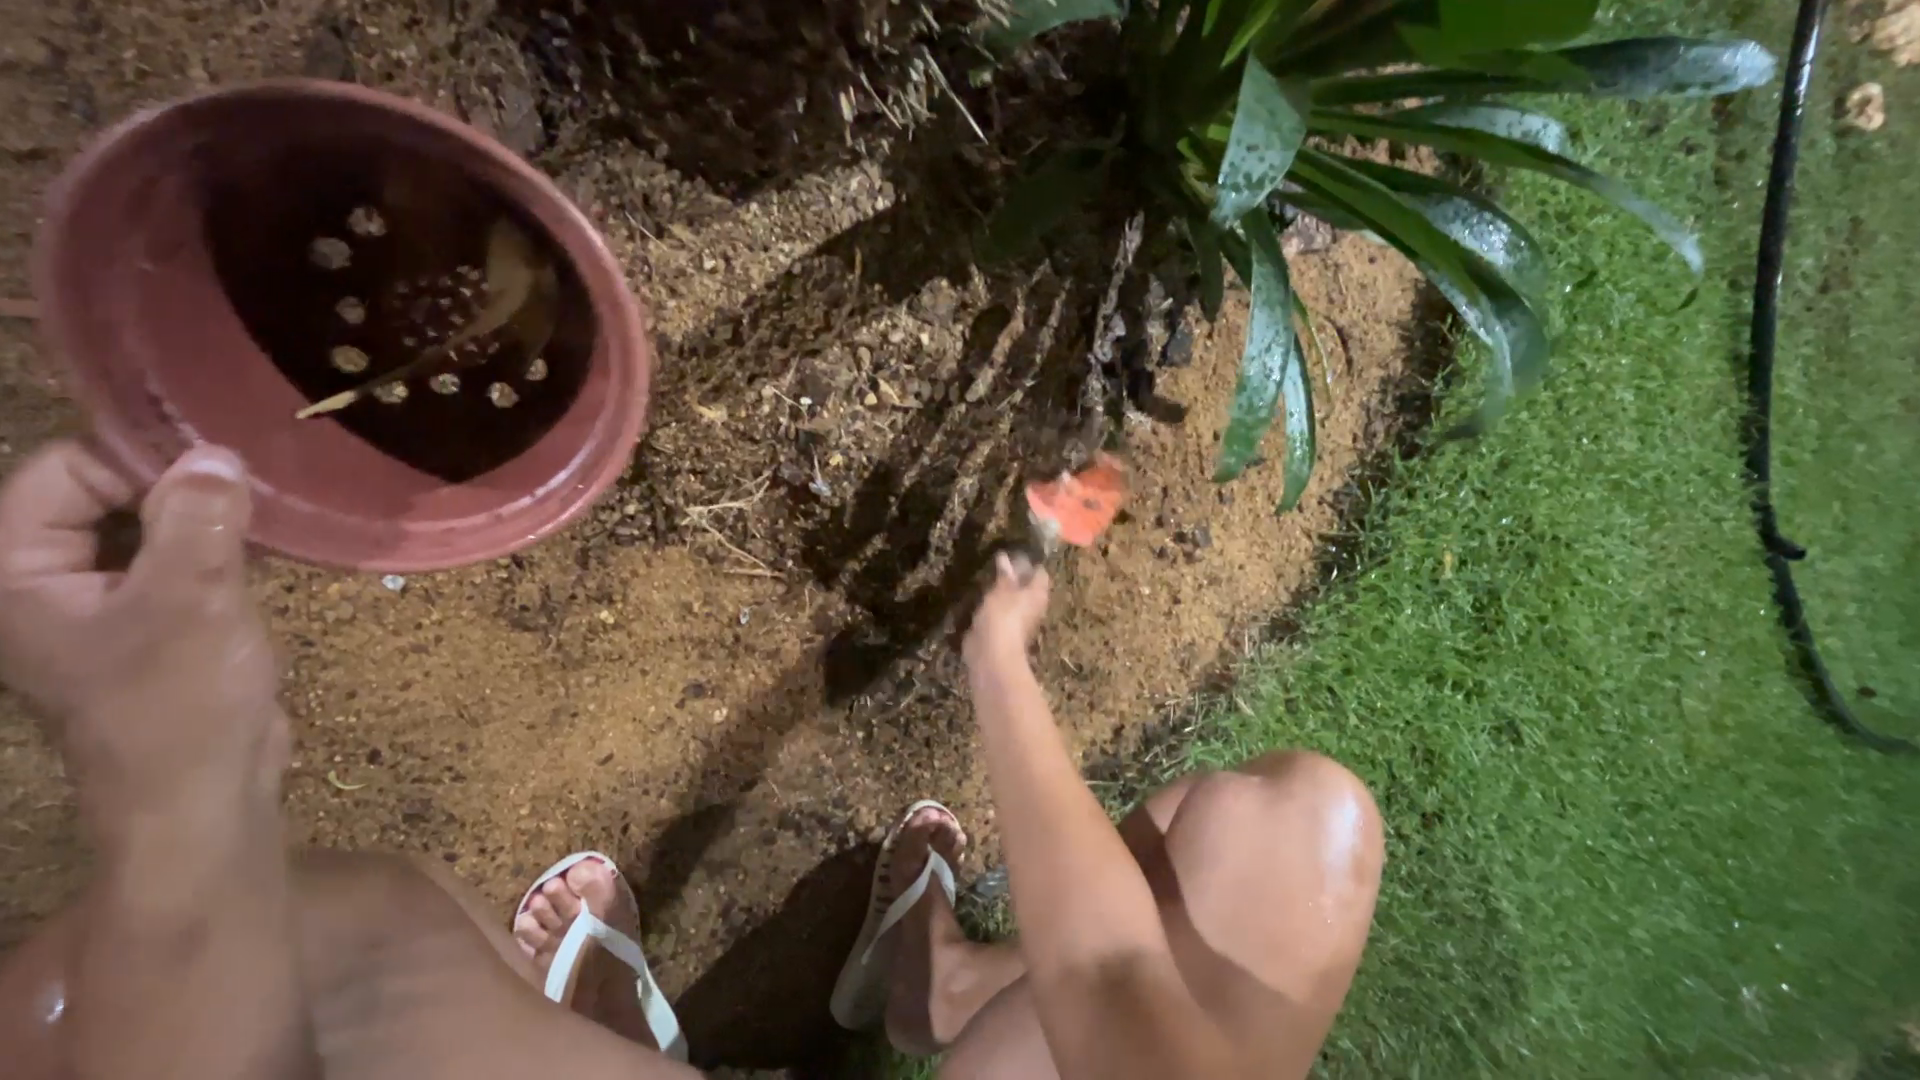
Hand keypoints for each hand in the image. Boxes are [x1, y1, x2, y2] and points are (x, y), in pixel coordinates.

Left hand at [0, 442, 284, 832]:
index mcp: (10, 571)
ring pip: (138, 527)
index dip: (139, 462)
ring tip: (258, 522)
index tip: (223, 468)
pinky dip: (207, 550)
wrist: (200, 789)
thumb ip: (196, 519)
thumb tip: (215, 453)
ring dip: (198, 519)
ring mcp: (88, 603)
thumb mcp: (192, 599)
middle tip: (248, 492)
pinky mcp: (139, 623)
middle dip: (174, 488)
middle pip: (97, 494)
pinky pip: (165, 561)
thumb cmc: (178, 698)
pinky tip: (253, 556)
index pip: (63, 472)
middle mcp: (35, 580)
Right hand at [963, 550, 1049, 669]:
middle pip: (1027, 586)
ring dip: (1003, 590)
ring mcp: (1018, 620)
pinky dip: (993, 604)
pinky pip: (1000, 611)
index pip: (1040, 572)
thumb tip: (1005, 557)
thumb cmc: (1002, 617)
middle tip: (998, 561)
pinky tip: (981, 596)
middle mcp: (1032, 606)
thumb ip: (1004, 574)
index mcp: (1038, 594)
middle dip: (1015, 575)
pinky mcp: (1002, 630)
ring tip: (988, 575)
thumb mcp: (1002, 590)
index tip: (1014, 552)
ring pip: (1013, 599)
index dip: (1029, 561)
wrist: (991, 655)